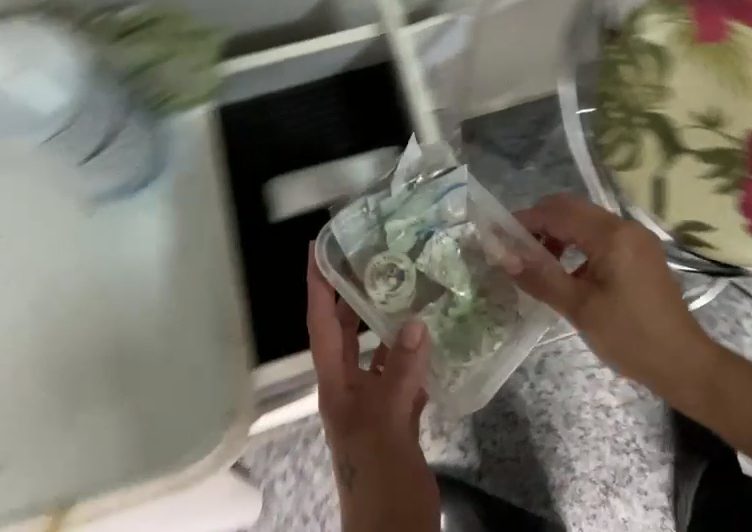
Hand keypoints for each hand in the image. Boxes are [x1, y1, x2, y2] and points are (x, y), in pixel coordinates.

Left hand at [306, 250, 438, 531]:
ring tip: (409, 285)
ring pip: (377, 353)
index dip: (317, 287)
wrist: (393, 530)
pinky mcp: (399, 420)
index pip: (322, 326)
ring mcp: (375, 406)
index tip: (316, 248)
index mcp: (336, 387)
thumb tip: (414, 321)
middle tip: (371, 256)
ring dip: (389, 322)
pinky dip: (415, 356)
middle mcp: (351, 390)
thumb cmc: (379, 477)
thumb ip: (399, 373)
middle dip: (352, 295)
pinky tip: (435, 339)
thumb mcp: (387, 423)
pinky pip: (404, 376)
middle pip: (346, 334)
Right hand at [505, 194, 716, 392]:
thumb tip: (503, 255)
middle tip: (513, 249)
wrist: (684, 364)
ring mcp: (636, 239)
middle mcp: (625, 227)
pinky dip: (577, 246)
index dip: (525, 221)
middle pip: (572, 209)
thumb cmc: (630, 337)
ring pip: (586, 222)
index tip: (497, 237)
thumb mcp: (580, 308)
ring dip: (558, 234)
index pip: (558, 213)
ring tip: (537, 264)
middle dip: (540, 223)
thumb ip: (540, 277)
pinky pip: (600, 237)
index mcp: (612, 235)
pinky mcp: (640, 254)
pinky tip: (566, 273)